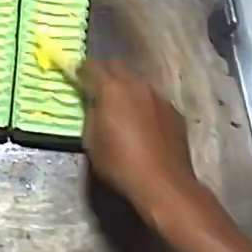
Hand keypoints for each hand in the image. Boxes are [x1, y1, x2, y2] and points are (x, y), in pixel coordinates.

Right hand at [80, 61, 205, 224]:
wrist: (164, 185)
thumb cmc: (120, 164)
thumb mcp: (92, 140)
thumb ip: (91, 113)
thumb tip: (94, 102)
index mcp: (112, 88)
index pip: (93, 66)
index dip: (83, 70)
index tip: (78, 78)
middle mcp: (137, 85)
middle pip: (118, 66)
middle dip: (105, 72)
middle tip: (97, 86)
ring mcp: (158, 97)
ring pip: (137, 80)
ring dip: (126, 86)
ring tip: (120, 104)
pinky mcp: (173, 112)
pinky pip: (153, 98)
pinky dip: (143, 102)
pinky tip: (142, 121)